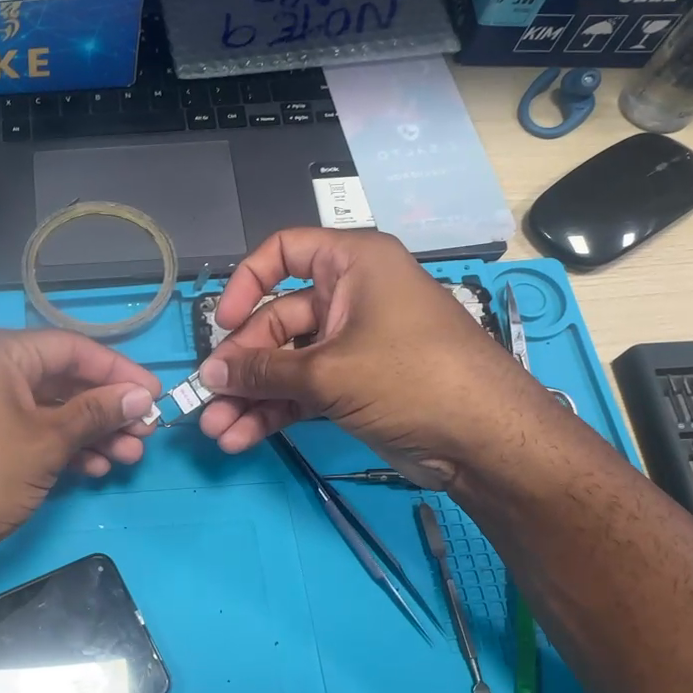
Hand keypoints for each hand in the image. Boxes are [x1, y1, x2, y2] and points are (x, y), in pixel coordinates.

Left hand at [0, 328, 159, 604]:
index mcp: (0, 352)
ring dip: (94, 432)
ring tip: (130, 456)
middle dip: (108, 407)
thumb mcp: (48, 441)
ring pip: (54, 409)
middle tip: (147, 433)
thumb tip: (141, 397)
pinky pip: (36, 430)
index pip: (73, 349)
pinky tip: (97, 468)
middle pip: (65, 379)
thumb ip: (97, 413)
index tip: (156, 395)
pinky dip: (67, 446)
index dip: (118, 371)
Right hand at [196, 228, 559, 487]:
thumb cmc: (410, 379)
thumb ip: (262, 371)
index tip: (224, 324)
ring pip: (284, 364)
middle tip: (209, 401)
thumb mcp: (328, 372)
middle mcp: (350, 298)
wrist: (484, 440)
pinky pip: (300, 391)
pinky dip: (272, 412)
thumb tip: (211, 374)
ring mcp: (351, 345)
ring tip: (218, 432)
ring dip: (249, 397)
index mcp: (354, 265)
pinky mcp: (353, 386)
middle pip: (275, 321)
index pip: (284, 252)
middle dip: (241, 365)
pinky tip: (242, 438)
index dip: (247, 284)